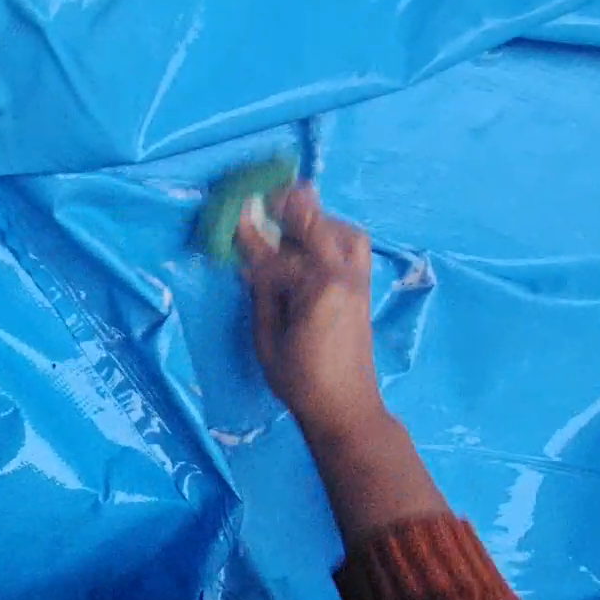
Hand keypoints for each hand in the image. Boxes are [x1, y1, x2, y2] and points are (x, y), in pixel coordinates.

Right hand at [236, 184, 386, 445]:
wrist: (345, 403)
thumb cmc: (298, 378)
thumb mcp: (268, 338)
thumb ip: (263, 294)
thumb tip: (252, 262)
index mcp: (317, 289)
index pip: (278, 252)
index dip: (253, 234)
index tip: (236, 211)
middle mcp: (344, 276)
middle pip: (319, 228)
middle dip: (294, 207)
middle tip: (267, 197)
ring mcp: (358, 280)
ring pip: (344, 231)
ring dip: (318, 219)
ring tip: (291, 218)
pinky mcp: (362, 287)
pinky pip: (351, 246)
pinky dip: (331, 234)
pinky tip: (310, 242)